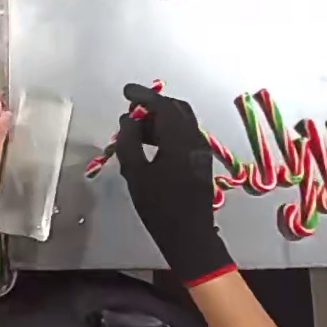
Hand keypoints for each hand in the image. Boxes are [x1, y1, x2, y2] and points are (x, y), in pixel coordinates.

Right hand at [116, 83, 233, 284]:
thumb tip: (128, 121)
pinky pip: (183, 136)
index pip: (164, 107)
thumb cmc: (159, 206)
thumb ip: (130, 143)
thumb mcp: (136, 174)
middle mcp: (195, 141)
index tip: (126, 92)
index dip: (144, 96)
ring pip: (181, 123)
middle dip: (154, 106)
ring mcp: (200, 152)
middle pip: (177, 110)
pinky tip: (150, 144)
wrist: (189, 234)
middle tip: (132, 109)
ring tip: (135, 130)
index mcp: (180, 141)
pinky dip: (166, 132)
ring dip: (159, 120)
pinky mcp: (199, 162)